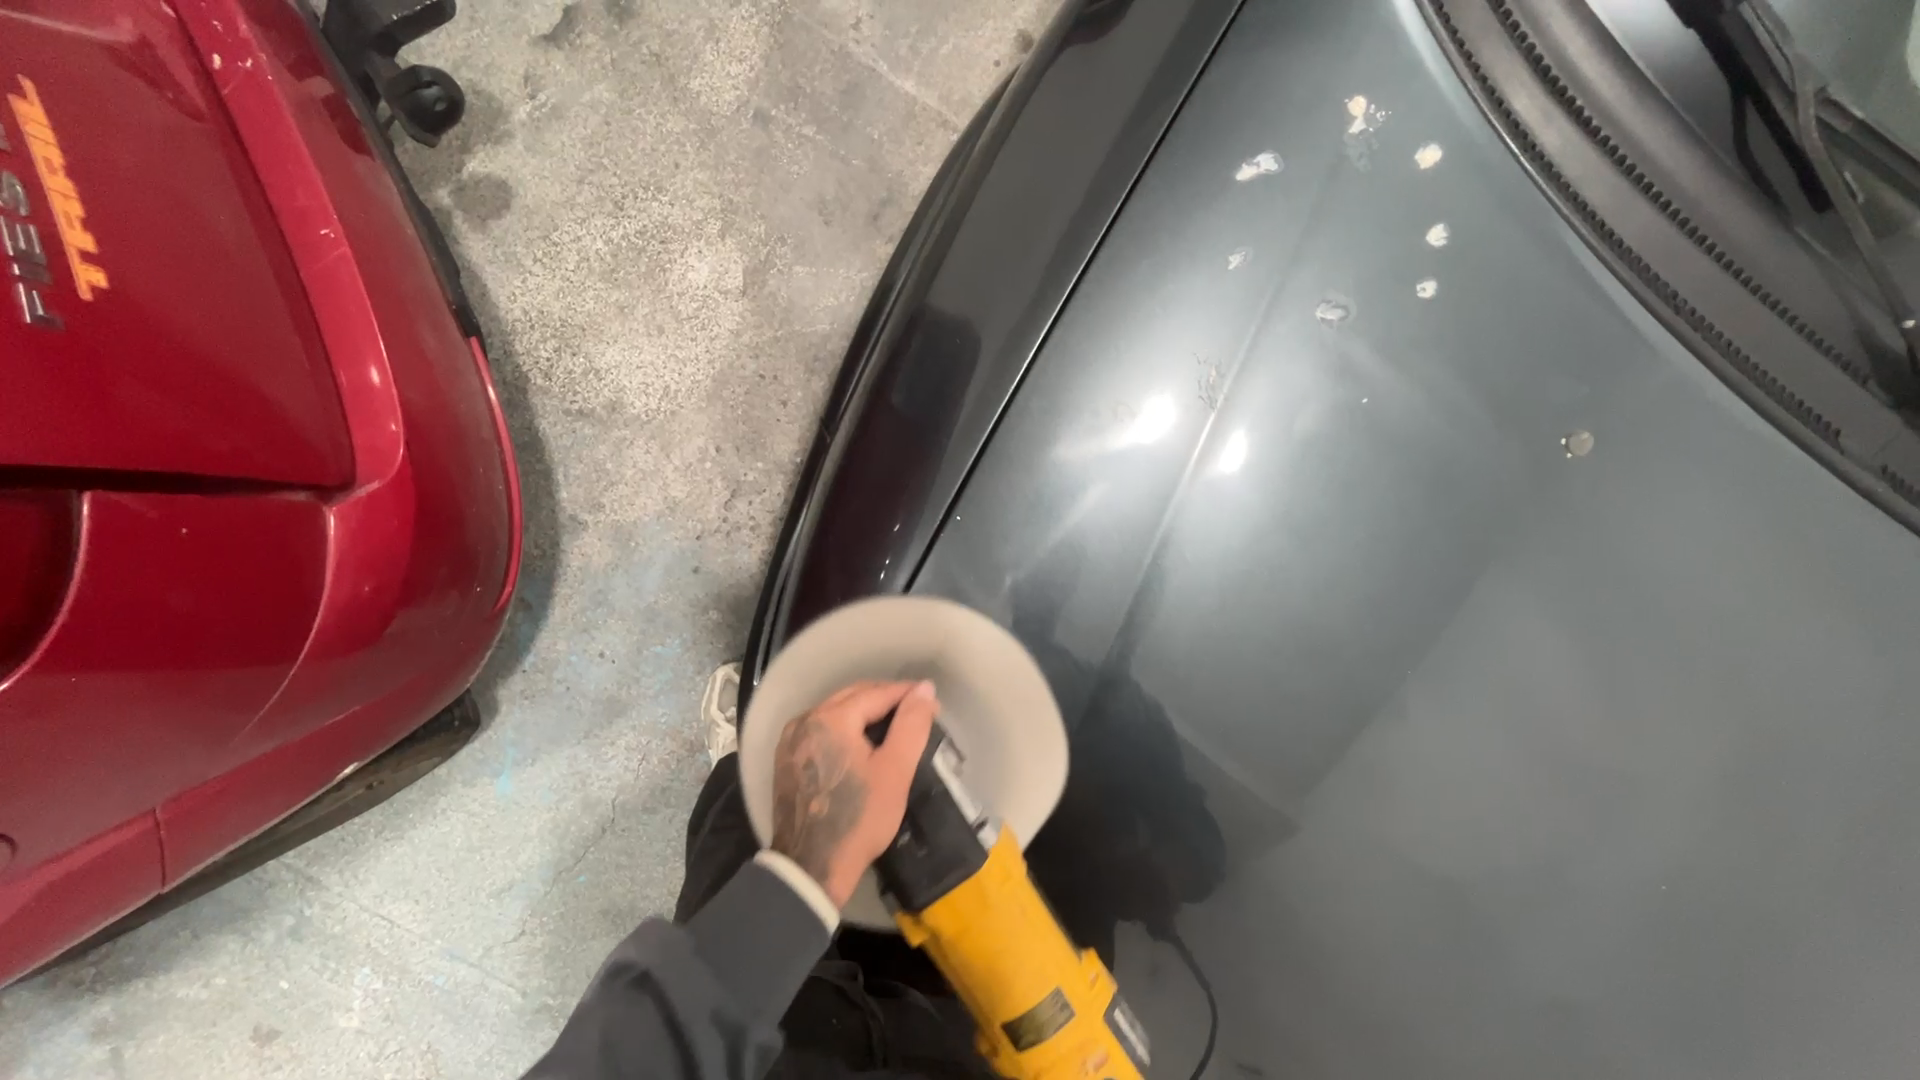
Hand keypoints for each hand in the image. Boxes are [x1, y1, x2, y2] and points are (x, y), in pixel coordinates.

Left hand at [769, 679, 937, 908]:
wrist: (812, 868)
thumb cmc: (859, 818)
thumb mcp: (895, 771)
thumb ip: (912, 725)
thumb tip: (924, 689)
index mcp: (830, 718)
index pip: (877, 693)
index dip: (907, 694)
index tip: (931, 701)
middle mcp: (805, 720)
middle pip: (853, 696)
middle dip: (885, 699)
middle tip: (915, 711)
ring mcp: (791, 740)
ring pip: (835, 711)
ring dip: (864, 712)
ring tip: (892, 726)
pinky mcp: (786, 759)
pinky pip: (820, 729)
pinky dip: (843, 728)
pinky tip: (860, 743)